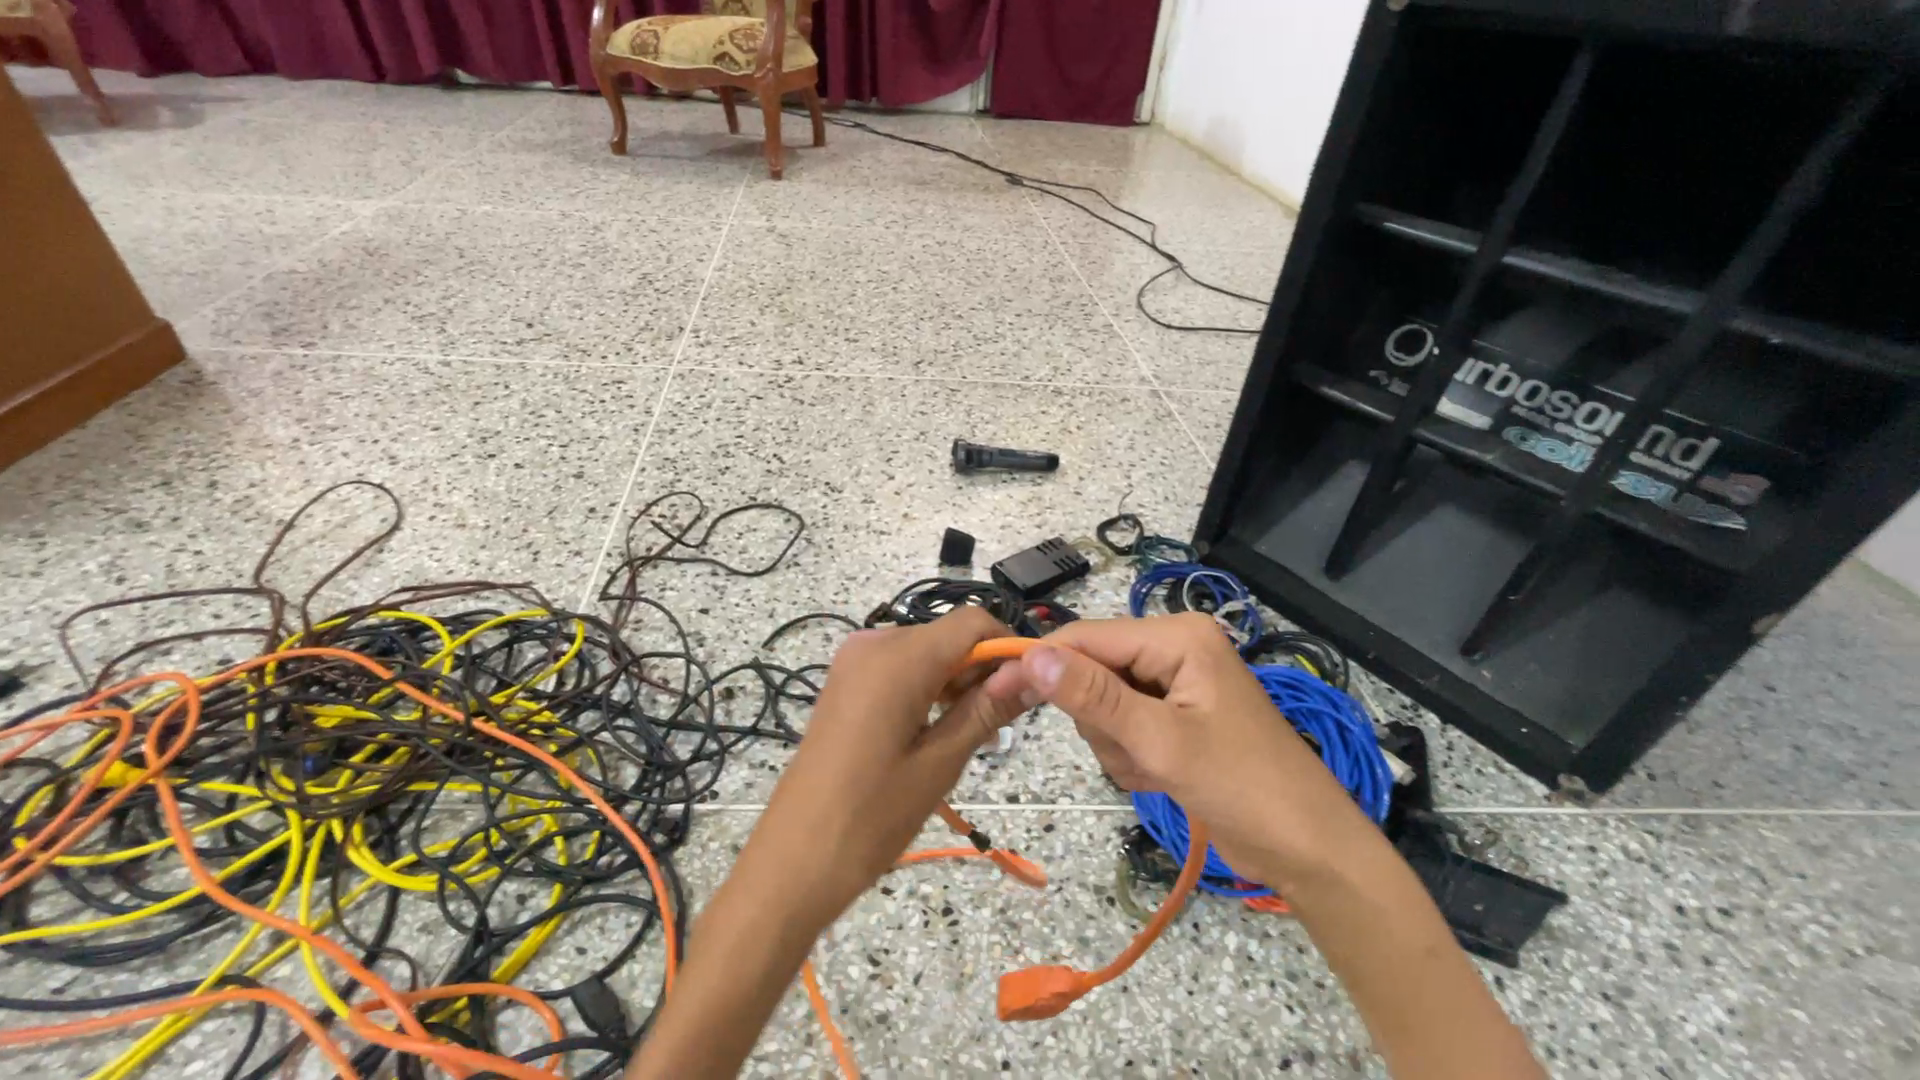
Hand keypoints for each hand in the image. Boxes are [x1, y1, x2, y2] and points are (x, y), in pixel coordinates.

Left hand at [738, 607, 1027, 923]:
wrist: (795, 860)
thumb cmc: (873, 815)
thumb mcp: (941, 761)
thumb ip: (989, 708)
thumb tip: (1035, 672)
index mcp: (897, 658)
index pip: (972, 622)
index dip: (1007, 648)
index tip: (1032, 687)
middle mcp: (872, 644)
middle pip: (947, 637)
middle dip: (982, 671)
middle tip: (1002, 728)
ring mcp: (853, 663)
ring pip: (925, 653)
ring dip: (957, 684)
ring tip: (974, 738)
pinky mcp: (844, 684)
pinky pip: (899, 670)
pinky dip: (927, 690)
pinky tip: (938, 732)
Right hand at [981, 613, 1375, 890]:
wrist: (1305, 848)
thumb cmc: (1242, 787)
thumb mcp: (1160, 741)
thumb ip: (1093, 696)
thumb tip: (1031, 656)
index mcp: (1177, 638)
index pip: (1087, 637)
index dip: (1042, 663)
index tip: (997, 690)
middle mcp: (1174, 651)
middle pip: (1093, 672)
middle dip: (1102, 722)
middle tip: (1137, 754)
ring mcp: (1175, 686)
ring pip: (1102, 707)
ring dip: (1118, 747)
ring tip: (1159, 771)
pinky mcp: (1175, 719)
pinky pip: (1123, 729)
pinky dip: (1132, 758)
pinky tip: (1165, 778)